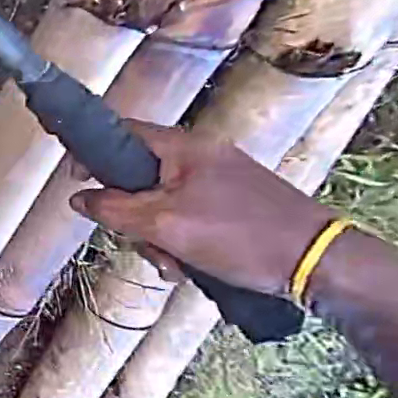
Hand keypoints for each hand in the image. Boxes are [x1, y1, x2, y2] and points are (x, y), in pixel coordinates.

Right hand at [68, 120, 335, 296]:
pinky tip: (189, 265)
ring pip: (160, 202)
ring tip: (172, 263)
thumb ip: (111, 208)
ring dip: (154, 235)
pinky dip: (179, 239)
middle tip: (136, 241)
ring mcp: (219, 180)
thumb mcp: (161, 224)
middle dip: (129, 215)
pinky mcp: (234, 203)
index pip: (120, 132)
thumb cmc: (237, 235)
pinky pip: (186, 215)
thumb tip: (77, 197)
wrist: (321, 263)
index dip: (90, 153)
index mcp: (182, 148)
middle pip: (137, 176)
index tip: (76, 181)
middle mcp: (200, 156)